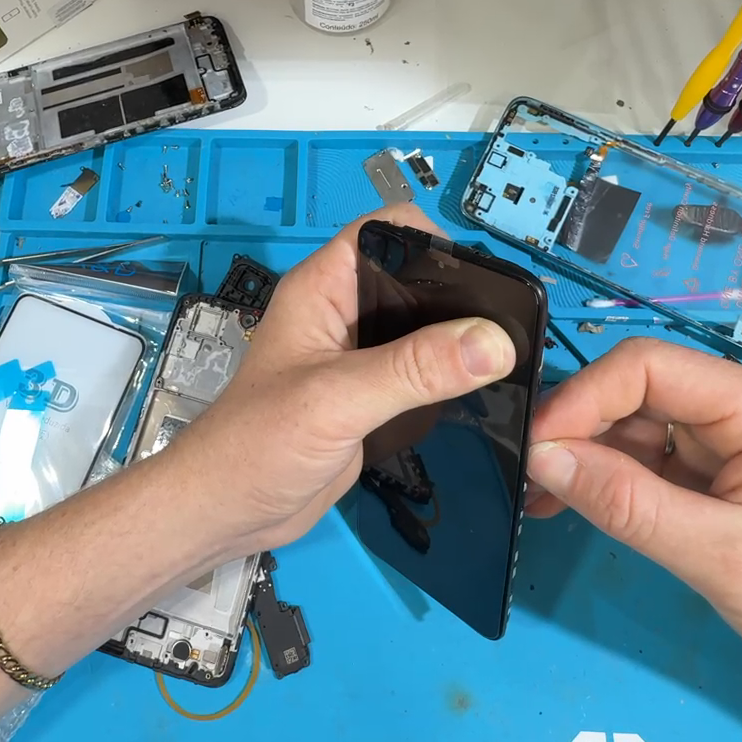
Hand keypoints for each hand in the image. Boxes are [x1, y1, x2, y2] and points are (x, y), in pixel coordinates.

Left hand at [165, 204, 514, 561]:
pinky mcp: (369, 393)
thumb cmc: (261, 443)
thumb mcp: (338, 399)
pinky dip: (449, 374)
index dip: (433, 240)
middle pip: (412, 276)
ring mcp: (357, 353)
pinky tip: (483, 389)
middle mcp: (343, 311)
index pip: (384, 230)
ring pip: (421, 324)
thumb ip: (415, 369)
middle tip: (512, 327)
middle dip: (460, 294)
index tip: (485, 280)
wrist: (228, 510)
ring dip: (459, 338)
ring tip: (511, 357)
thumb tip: (496, 342)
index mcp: (323, 287)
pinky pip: (419, 369)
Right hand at [523, 338, 741, 696]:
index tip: (537, 446)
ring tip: (542, 498)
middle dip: (579, 430)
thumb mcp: (724, 561)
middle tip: (530, 476)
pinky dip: (607, 479)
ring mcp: (732, 436)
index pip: (650, 367)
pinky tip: (573, 502)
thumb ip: (627, 505)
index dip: (584, 397)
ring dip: (586, 458)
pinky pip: (648, 457)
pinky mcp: (719, 467)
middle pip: (637, 391)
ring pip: (634, 424)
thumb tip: (541, 459)